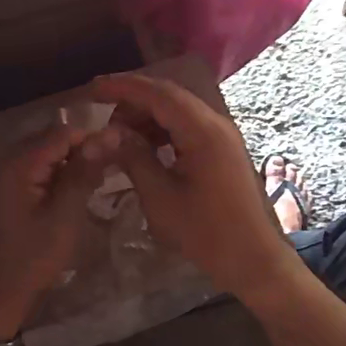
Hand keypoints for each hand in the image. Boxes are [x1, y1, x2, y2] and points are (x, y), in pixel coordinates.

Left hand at [0, 120, 110, 342]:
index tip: (121, 152)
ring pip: (53, 154)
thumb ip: (84, 172)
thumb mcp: (65, 213)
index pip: (63, 132)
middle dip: (85, 149)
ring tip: (102, 180)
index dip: (93, 138)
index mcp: (21, 164)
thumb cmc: (35, 255)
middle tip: (113, 168)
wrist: (5, 289)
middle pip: (56, 139)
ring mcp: (13, 175)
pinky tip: (83, 191)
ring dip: (77, 163)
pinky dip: (65, 176)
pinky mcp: (18, 189)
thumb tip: (110, 135)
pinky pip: (46, 169)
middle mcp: (13, 161)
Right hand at [90, 73, 299, 299]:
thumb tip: (107, 134)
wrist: (254, 258)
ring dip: (147, 119)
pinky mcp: (223, 151)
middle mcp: (216, 124)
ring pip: (178, 112)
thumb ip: (134, 158)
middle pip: (169, 97)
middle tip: (104, 124)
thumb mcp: (160, 198)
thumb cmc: (206, 233)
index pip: (158, 93)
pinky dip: (163, 132)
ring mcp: (222, 136)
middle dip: (133, 104)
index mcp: (202, 131)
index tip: (92, 89)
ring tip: (119, 139)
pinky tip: (145, 150)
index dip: (122, 87)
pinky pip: (188, 128)